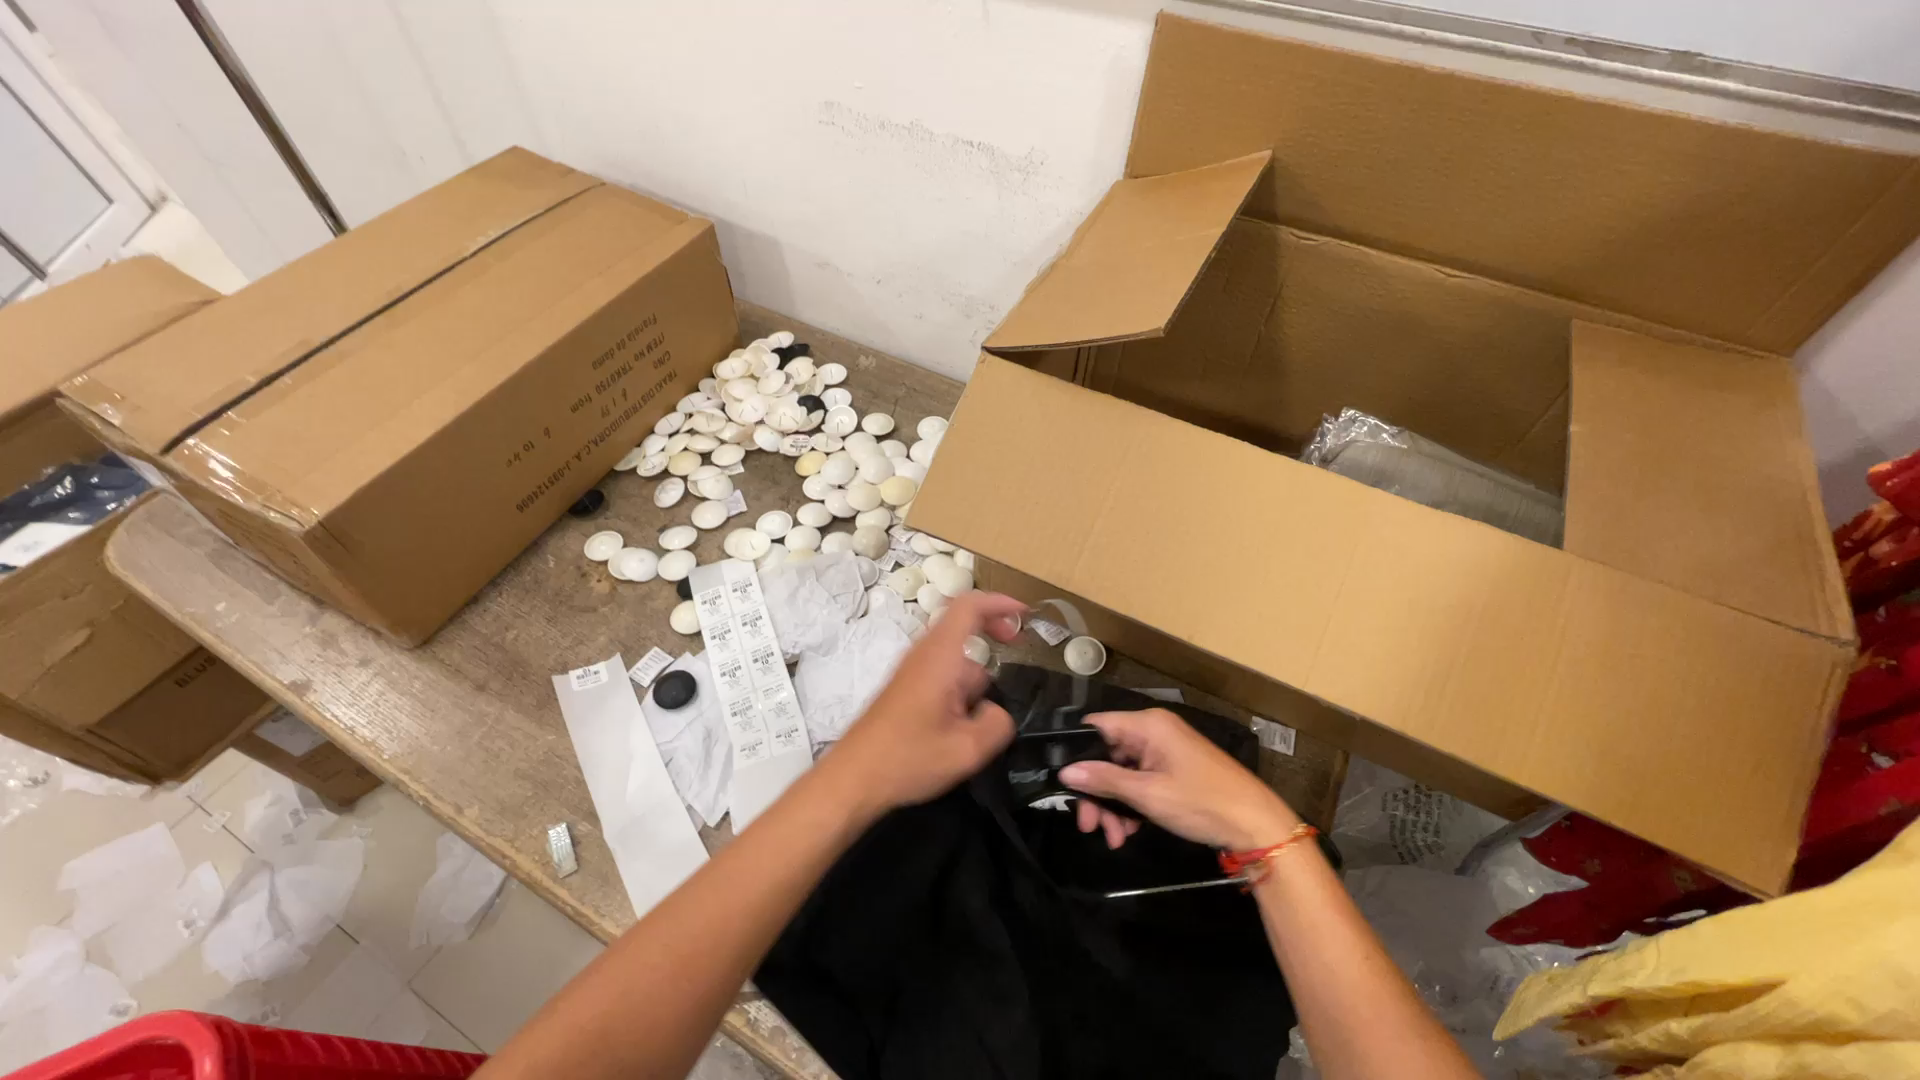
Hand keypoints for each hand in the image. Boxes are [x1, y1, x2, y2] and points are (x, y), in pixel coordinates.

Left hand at [826, 592, 1026, 815]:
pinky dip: (962, 690)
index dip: (1000, 602)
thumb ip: (997, 724)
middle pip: (965, 629)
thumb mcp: (967, 751)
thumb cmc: (906, 759)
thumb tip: (996, 712)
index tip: (1026, 614)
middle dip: (994, 638)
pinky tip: (962, 729)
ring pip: (956, 660)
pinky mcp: (906, 689)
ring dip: (978, 678)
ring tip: (982, 722)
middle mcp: (924, 655)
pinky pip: (943, 676)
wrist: (853, 778)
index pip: (969, 606)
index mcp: (940, 656)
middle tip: (1020, 649)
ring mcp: (912, 671)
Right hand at [1060, 709, 1300, 850]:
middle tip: (1089, 826)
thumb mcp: (1148, 794)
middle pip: (1107, 755)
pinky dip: (1131, 805)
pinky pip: (1139, 781)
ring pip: (1122, 773)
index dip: (1076, 753)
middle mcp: (1154, 731)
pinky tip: (1128, 832)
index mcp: (1148, 725)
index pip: (1096, 727)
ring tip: (1114, 838)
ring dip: (1113, 805)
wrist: (1257, 825)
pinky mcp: (1173, 770)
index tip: (1065, 787)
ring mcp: (1165, 751)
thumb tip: (1065, 772)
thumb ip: (1104, 780)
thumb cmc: (1201, 802)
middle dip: (1096, 792)